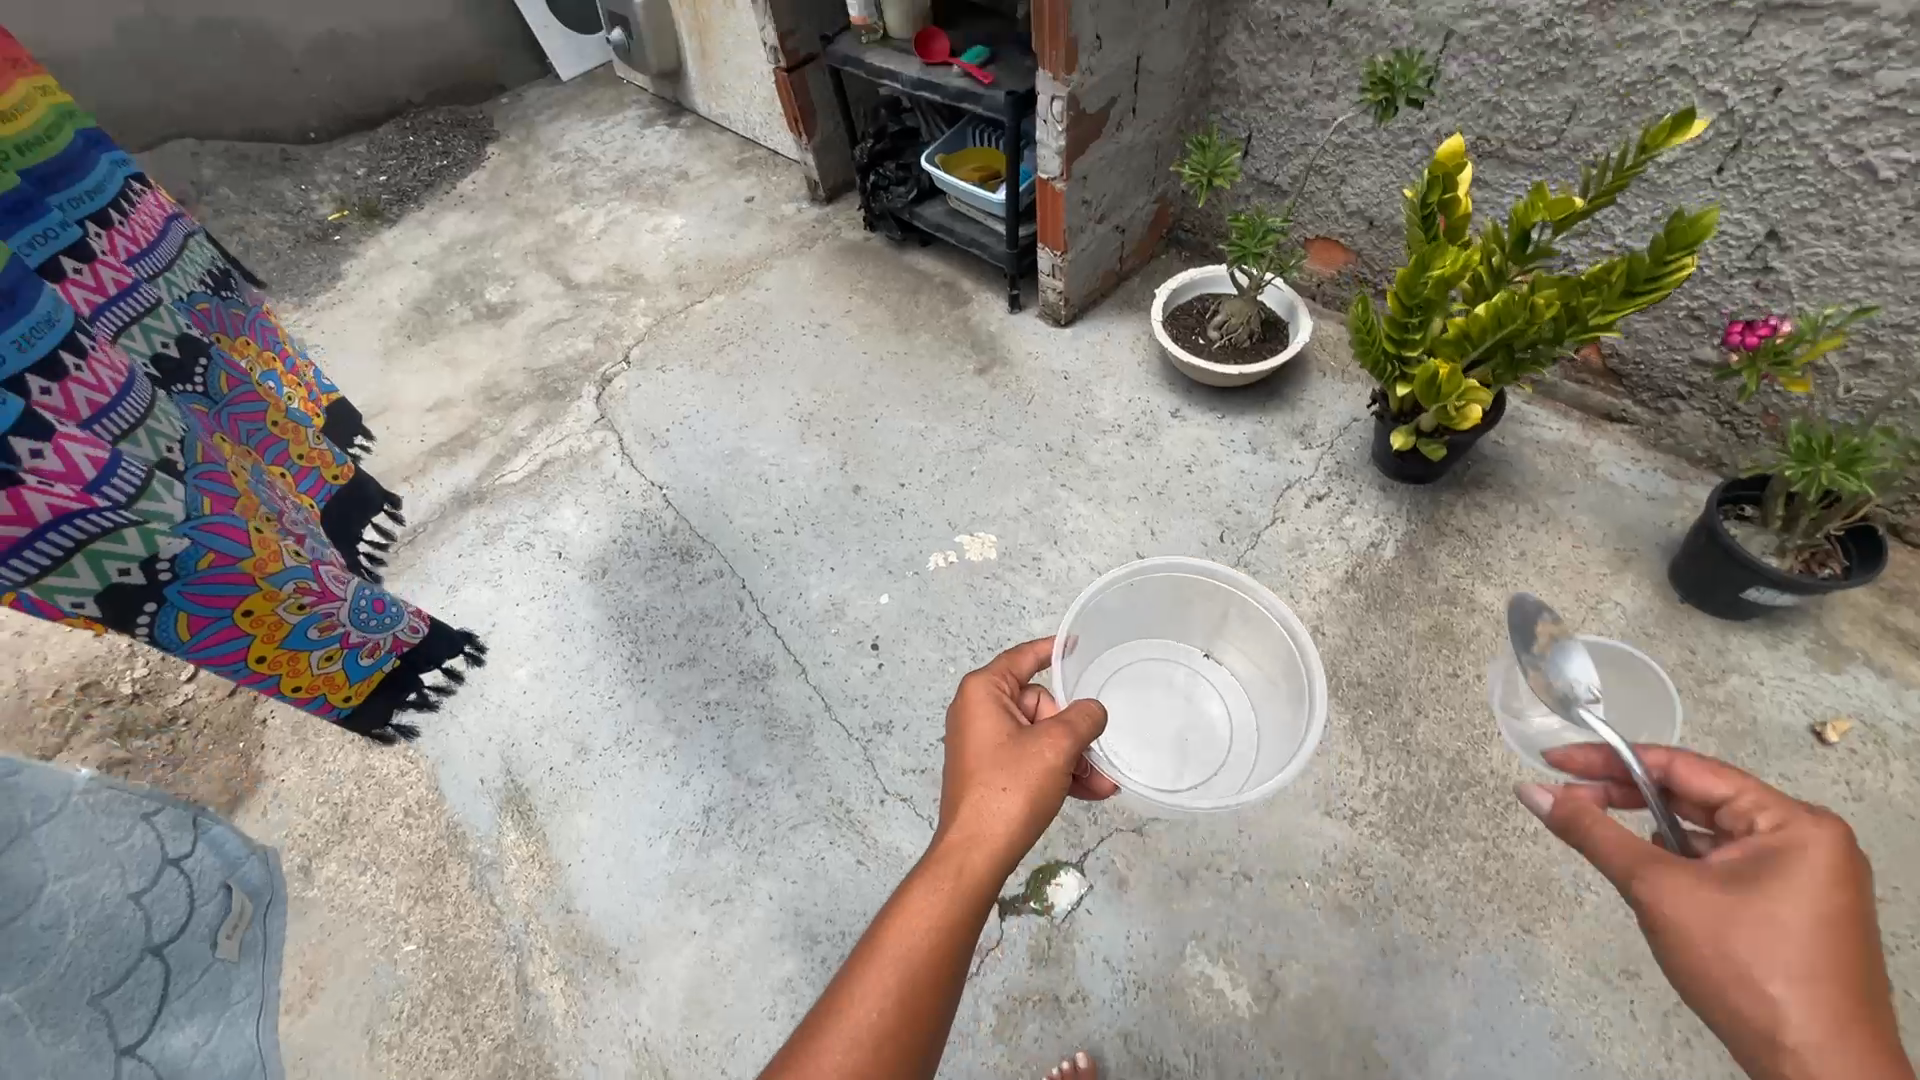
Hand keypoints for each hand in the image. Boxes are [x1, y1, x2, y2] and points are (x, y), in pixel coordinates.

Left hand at [936, 637, 1116, 876]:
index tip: (1076, 644)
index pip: (1024, 658)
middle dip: (1072, 730)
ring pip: (1040, 736)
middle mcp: (978, 711)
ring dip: (1072, 758)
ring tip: (1102, 784)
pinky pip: (1031, 759)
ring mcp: (983, 743)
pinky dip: (1057, 772)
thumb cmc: (1010, 789)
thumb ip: (1082, 718)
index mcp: (984, 691)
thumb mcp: (1055, 746)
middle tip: (1093, 756)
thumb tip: (1092, 711)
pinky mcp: (990, 772)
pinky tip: (1090, 792)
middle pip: (1039, 703)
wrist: (977, 852)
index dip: (1052, 650)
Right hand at [1518, 745, 1913, 1079]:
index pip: (1684, 768)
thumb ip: (1590, 831)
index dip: (1610, 760)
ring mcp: (1804, 875)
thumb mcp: (1656, 888)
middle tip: (1563, 795)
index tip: (1553, 760)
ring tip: (1595, 833)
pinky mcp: (1790, 905)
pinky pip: (1717, 861)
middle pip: (1694, 796)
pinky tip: (1645, 873)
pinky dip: (1673, 859)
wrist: (1816, 1068)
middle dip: (1625, 795)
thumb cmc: (1745, 966)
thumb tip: (1531, 790)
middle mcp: (1805, 839)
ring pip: (1702, 831)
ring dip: (1646, 829)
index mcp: (1792, 823)